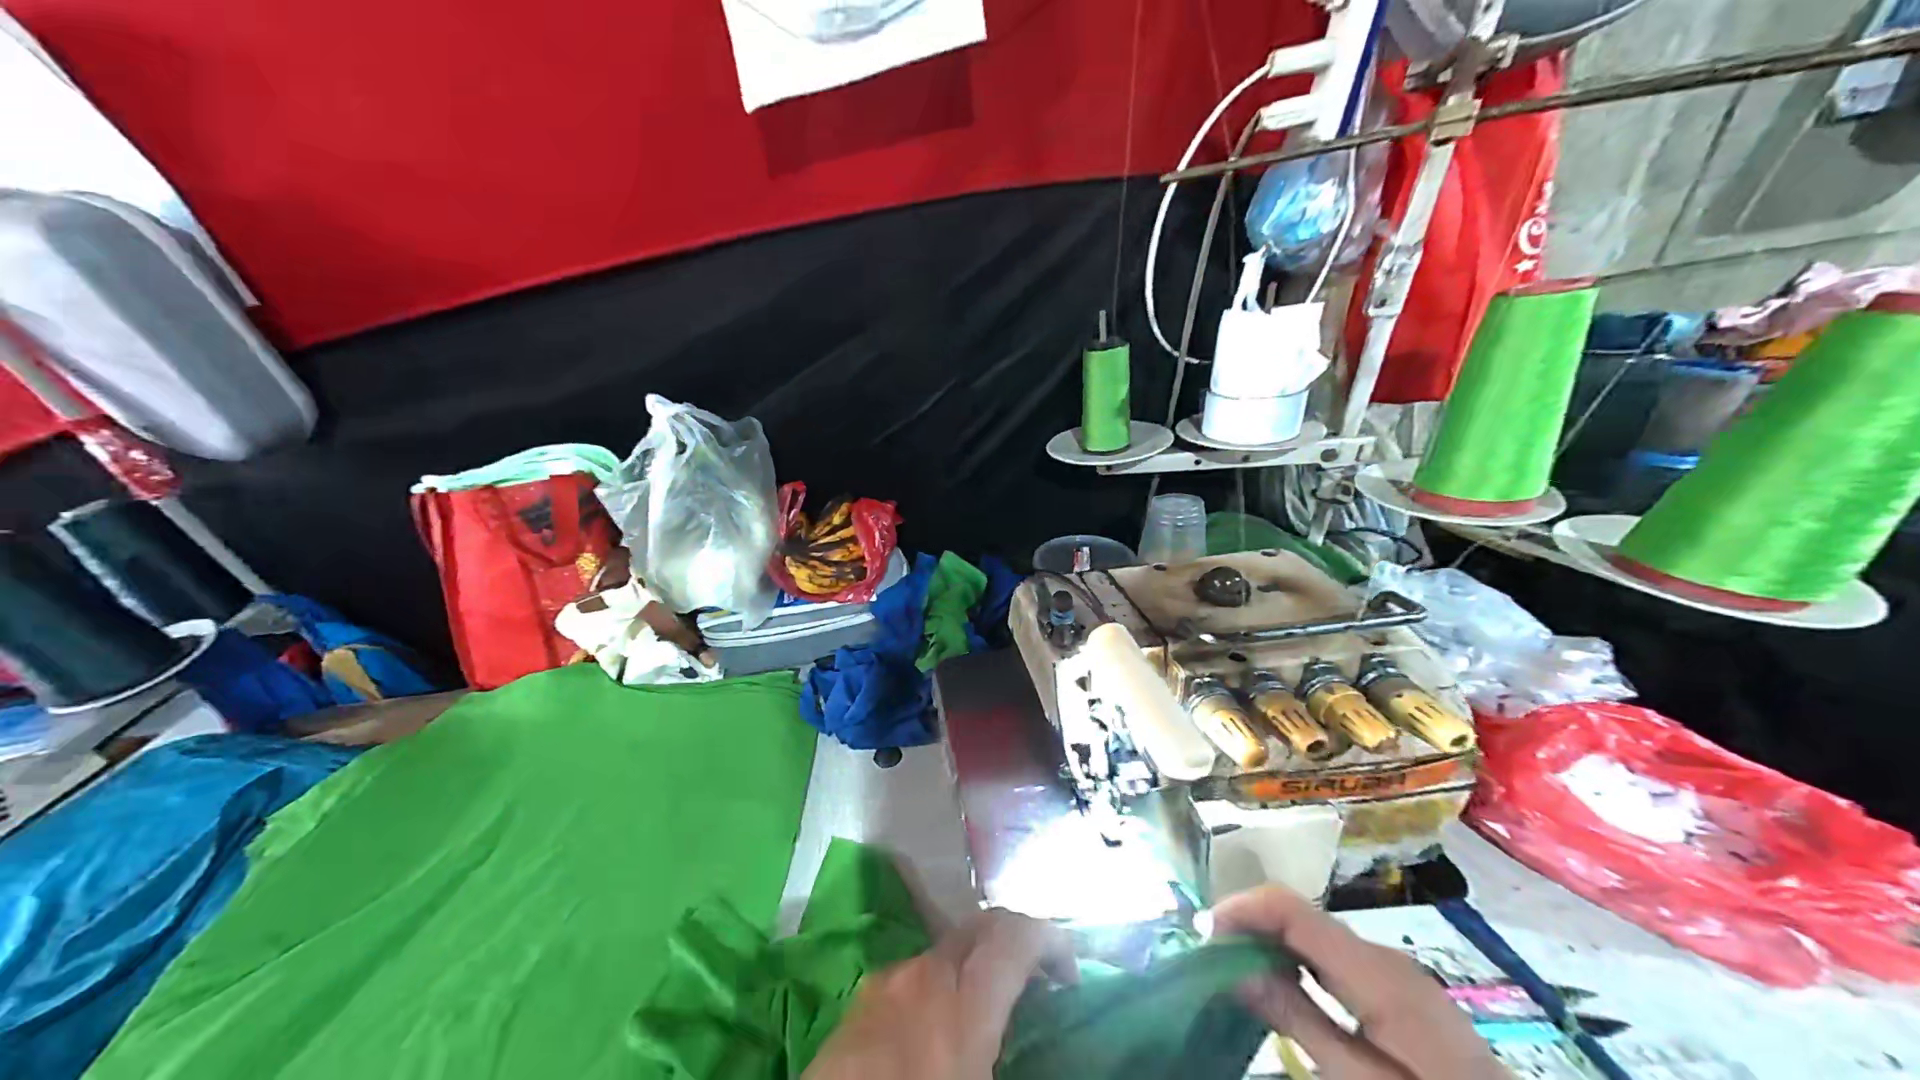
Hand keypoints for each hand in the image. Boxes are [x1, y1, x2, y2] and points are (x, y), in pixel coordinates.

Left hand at [802, 910, 1072, 1079]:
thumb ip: (1007, 1053)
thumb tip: (1031, 1052)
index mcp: (963, 1002)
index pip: (1016, 934)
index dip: (1052, 940)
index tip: (1070, 976)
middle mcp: (924, 973)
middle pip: (982, 926)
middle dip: (1018, 941)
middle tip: (1041, 984)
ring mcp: (887, 980)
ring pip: (946, 948)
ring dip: (979, 962)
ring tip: (994, 1009)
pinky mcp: (860, 1000)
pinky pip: (915, 973)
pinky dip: (943, 982)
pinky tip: (941, 1027)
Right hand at [1212, 886, 1505, 1079]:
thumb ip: (1298, 1019)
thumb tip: (1235, 965)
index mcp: (1376, 972)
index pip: (1291, 907)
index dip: (1240, 909)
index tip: (1203, 939)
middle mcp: (1383, 957)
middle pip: (1300, 916)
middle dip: (1250, 928)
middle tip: (1211, 965)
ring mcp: (1395, 973)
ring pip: (1314, 935)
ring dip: (1270, 945)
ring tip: (1236, 976)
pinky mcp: (1400, 991)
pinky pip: (1334, 959)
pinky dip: (1298, 963)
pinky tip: (1282, 990)